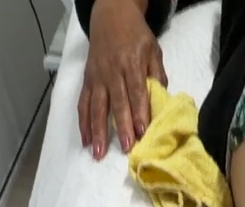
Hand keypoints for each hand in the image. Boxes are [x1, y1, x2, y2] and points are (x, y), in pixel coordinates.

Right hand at [79, 0, 166, 158]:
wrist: (111, 15)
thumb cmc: (136, 36)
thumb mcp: (153, 50)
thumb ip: (157, 75)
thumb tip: (161, 103)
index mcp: (131, 63)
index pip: (137, 92)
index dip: (139, 113)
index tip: (143, 133)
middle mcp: (112, 71)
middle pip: (118, 103)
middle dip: (122, 127)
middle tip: (126, 148)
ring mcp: (97, 77)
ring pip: (97, 107)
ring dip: (98, 131)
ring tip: (99, 153)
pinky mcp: (87, 81)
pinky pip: (83, 104)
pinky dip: (83, 123)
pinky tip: (86, 141)